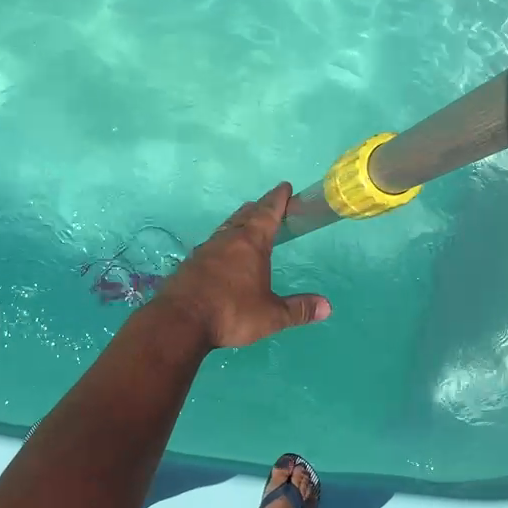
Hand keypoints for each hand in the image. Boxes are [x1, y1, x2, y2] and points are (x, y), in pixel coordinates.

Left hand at [150, 182, 331, 348]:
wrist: (180, 321)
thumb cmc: (231, 312)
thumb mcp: (271, 315)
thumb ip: (298, 310)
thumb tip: (327, 307)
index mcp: (250, 244)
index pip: (268, 213)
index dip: (278, 199)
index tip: (285, 187)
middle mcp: (227, 241)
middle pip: (244, 216)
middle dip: (257, 208)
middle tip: (265, 205)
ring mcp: (204, 251)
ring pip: (225, 229)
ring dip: (237, 223)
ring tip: (243, 225)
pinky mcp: (189, 265)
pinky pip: (210, 246)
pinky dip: (221, 244)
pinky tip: (219, 255)